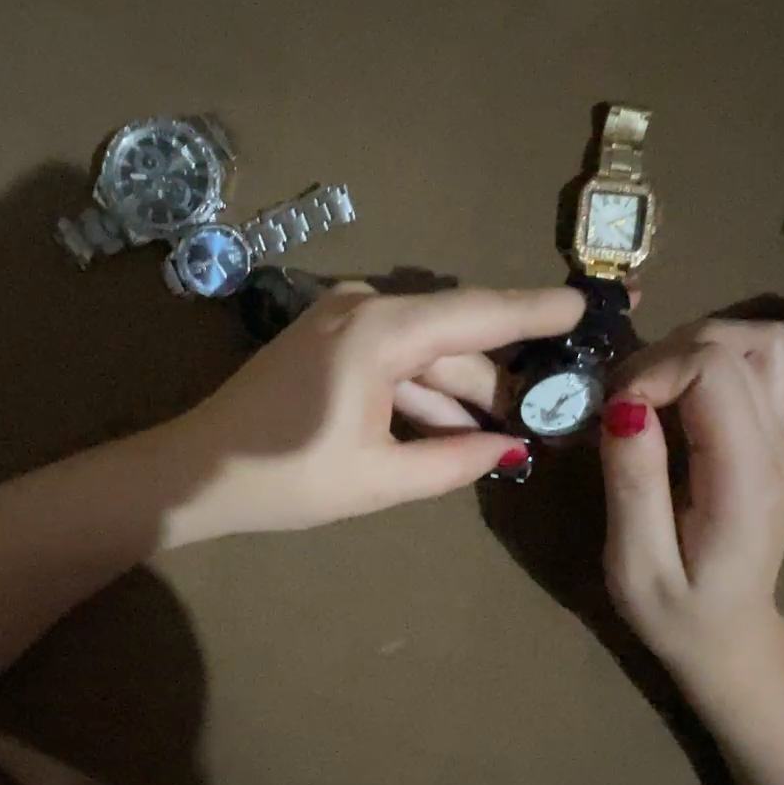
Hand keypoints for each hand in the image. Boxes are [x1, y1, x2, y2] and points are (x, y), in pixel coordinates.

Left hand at [170, 283, 582, 538]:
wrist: (196, 473)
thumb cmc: (285, 477)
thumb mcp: (379, 479)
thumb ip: (454, 460)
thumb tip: (511, 449)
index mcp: (380, 332)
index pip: (479, 312)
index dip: (536, 311)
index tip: (587, 305)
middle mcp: (365, 307)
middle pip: (454, 337)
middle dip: (500, 377)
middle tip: (550, 410)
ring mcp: (341, 319)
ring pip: (425, 350)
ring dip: (462, 390)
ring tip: (509, 428)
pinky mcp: (326, 338)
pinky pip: (394, 356)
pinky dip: (422, 389)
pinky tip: (453, 424)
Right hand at [599, 318, 783, 670]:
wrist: (731, 638)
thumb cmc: (677, 611)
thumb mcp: (637, 562)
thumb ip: (633, 481)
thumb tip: (623, 404)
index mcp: (745, 476)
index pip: (714, 369)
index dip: (651, 373)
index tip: (610, 414)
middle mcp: (777, 445)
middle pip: (738, 342)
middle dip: (663, 354)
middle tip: (618, 401)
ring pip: (759, 341)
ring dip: (692, 347)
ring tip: (646, 389)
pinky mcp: (773, 437)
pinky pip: (756, 366)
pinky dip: (709, 360)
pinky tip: (672, 398)